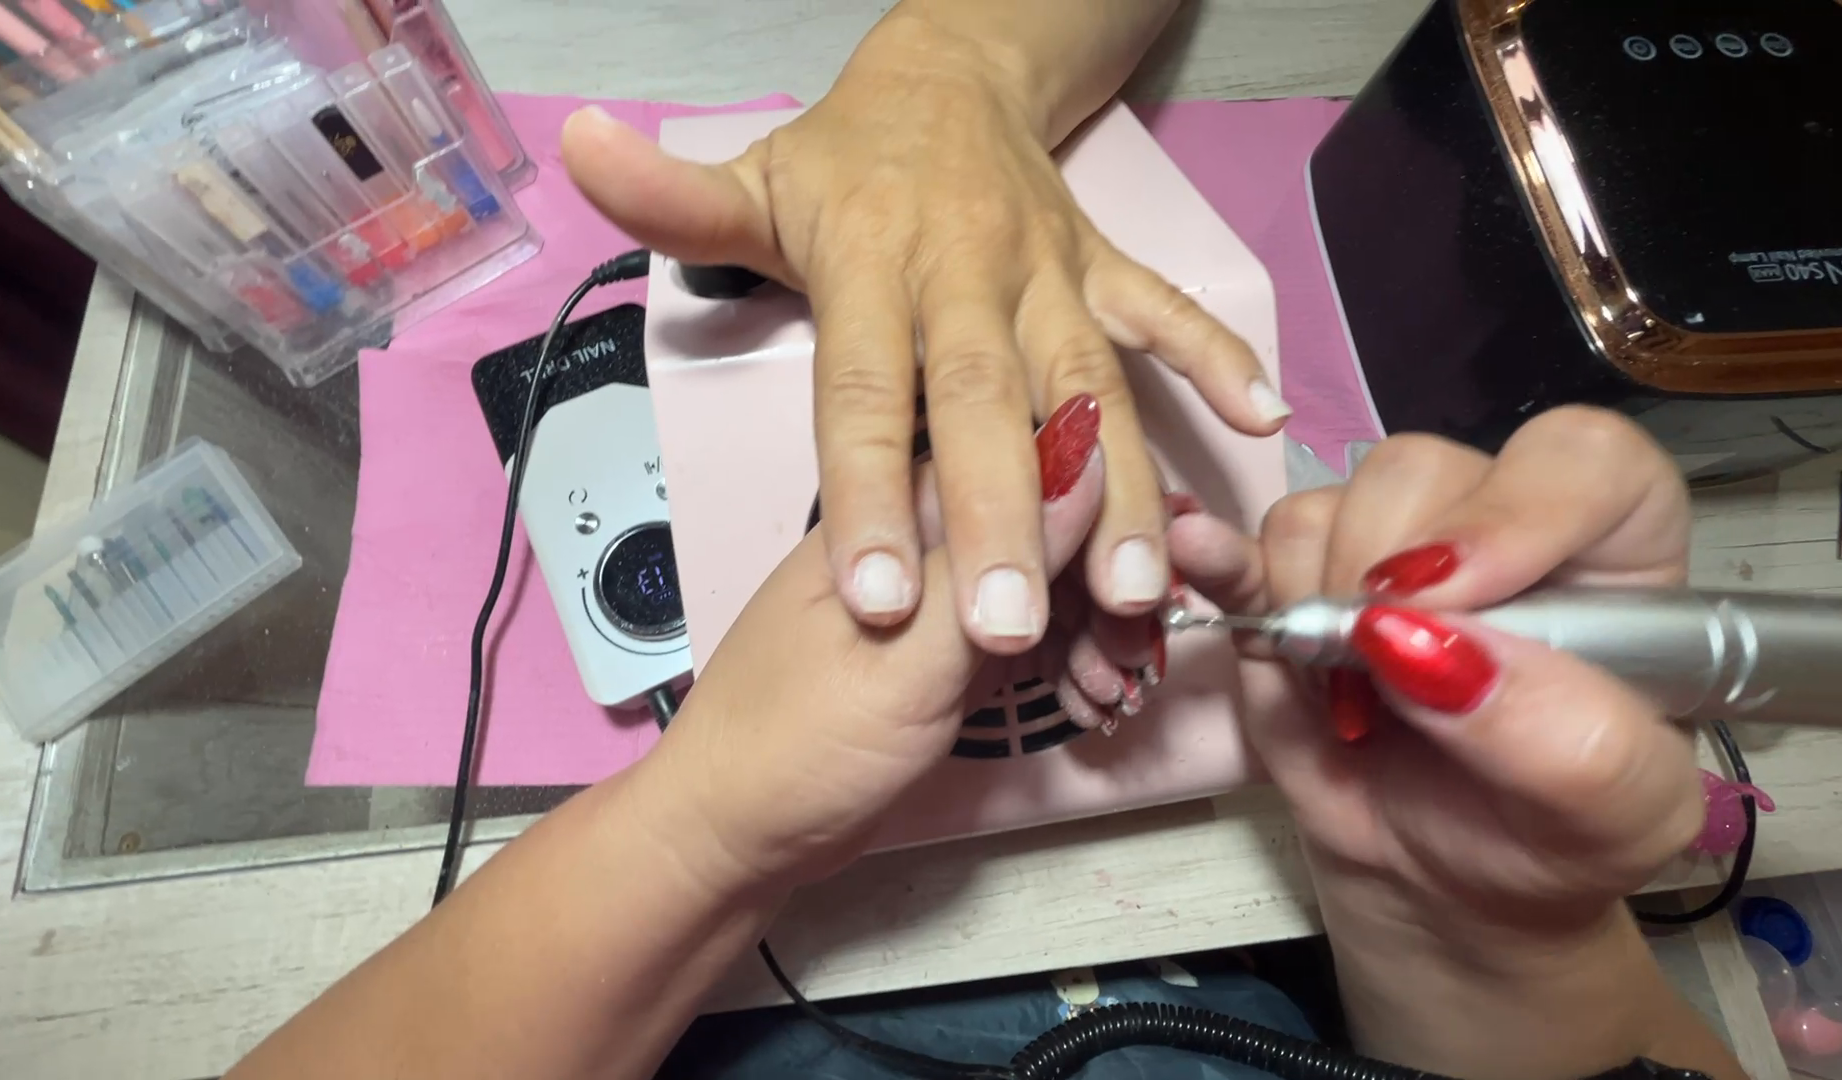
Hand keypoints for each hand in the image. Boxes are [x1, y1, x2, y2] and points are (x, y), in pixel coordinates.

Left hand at [560, 15, 1285, 658]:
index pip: (864, 398)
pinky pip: (1163, 312)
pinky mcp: (1103, 264)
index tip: (879, 602)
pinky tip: (1261, 420)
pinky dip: (1212, 360)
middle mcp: (967, 275)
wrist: (944, 80)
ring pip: (1089, 382)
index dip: (867, 496)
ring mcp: (1047, 270)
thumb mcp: (755, 184)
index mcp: (872, 269)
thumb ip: (678, 199)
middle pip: (984, 408)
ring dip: (1118, 481)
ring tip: (1139, 585)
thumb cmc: (844, 167)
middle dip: (1002, 521)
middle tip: (1014, 630)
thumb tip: (581, 148)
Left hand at [642, 396, 1105, 889]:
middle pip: (1047, 524)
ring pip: (1048, 583)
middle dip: (1105, 583)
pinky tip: (1089, 698)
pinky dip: (1067, 662)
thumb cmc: (796, 740)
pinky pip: (1031, 634)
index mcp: (897, 505)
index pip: (1023, 461)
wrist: (740, 832)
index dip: (1099, 509)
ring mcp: (943, 592)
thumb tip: (1085, 457)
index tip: (1144, 574)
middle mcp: (927, 534)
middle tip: (1132, 652)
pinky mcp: (953, 646)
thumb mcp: (900, 658)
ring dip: (1093, 631)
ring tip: (1113, 690)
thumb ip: (991, 567)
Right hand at [1167, 407, 1705, 932]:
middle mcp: (1472, 534)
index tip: (1448, 595)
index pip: (1577, 459)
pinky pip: (1239, 546)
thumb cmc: (1539, 836)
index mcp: (1595, 560)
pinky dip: (1215, 552)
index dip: (1511, 505)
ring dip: (1308, 592)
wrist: (1430, 870)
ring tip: (1333, 685)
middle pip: (1415, 470)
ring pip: (1318, 508)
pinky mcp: (1277, 591)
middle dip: (1381, 563)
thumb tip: (1404, 637)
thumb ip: (1554, 730)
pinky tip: (1195, 549)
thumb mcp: (1609, 813)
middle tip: (1375, 663)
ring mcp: (1362, 559)